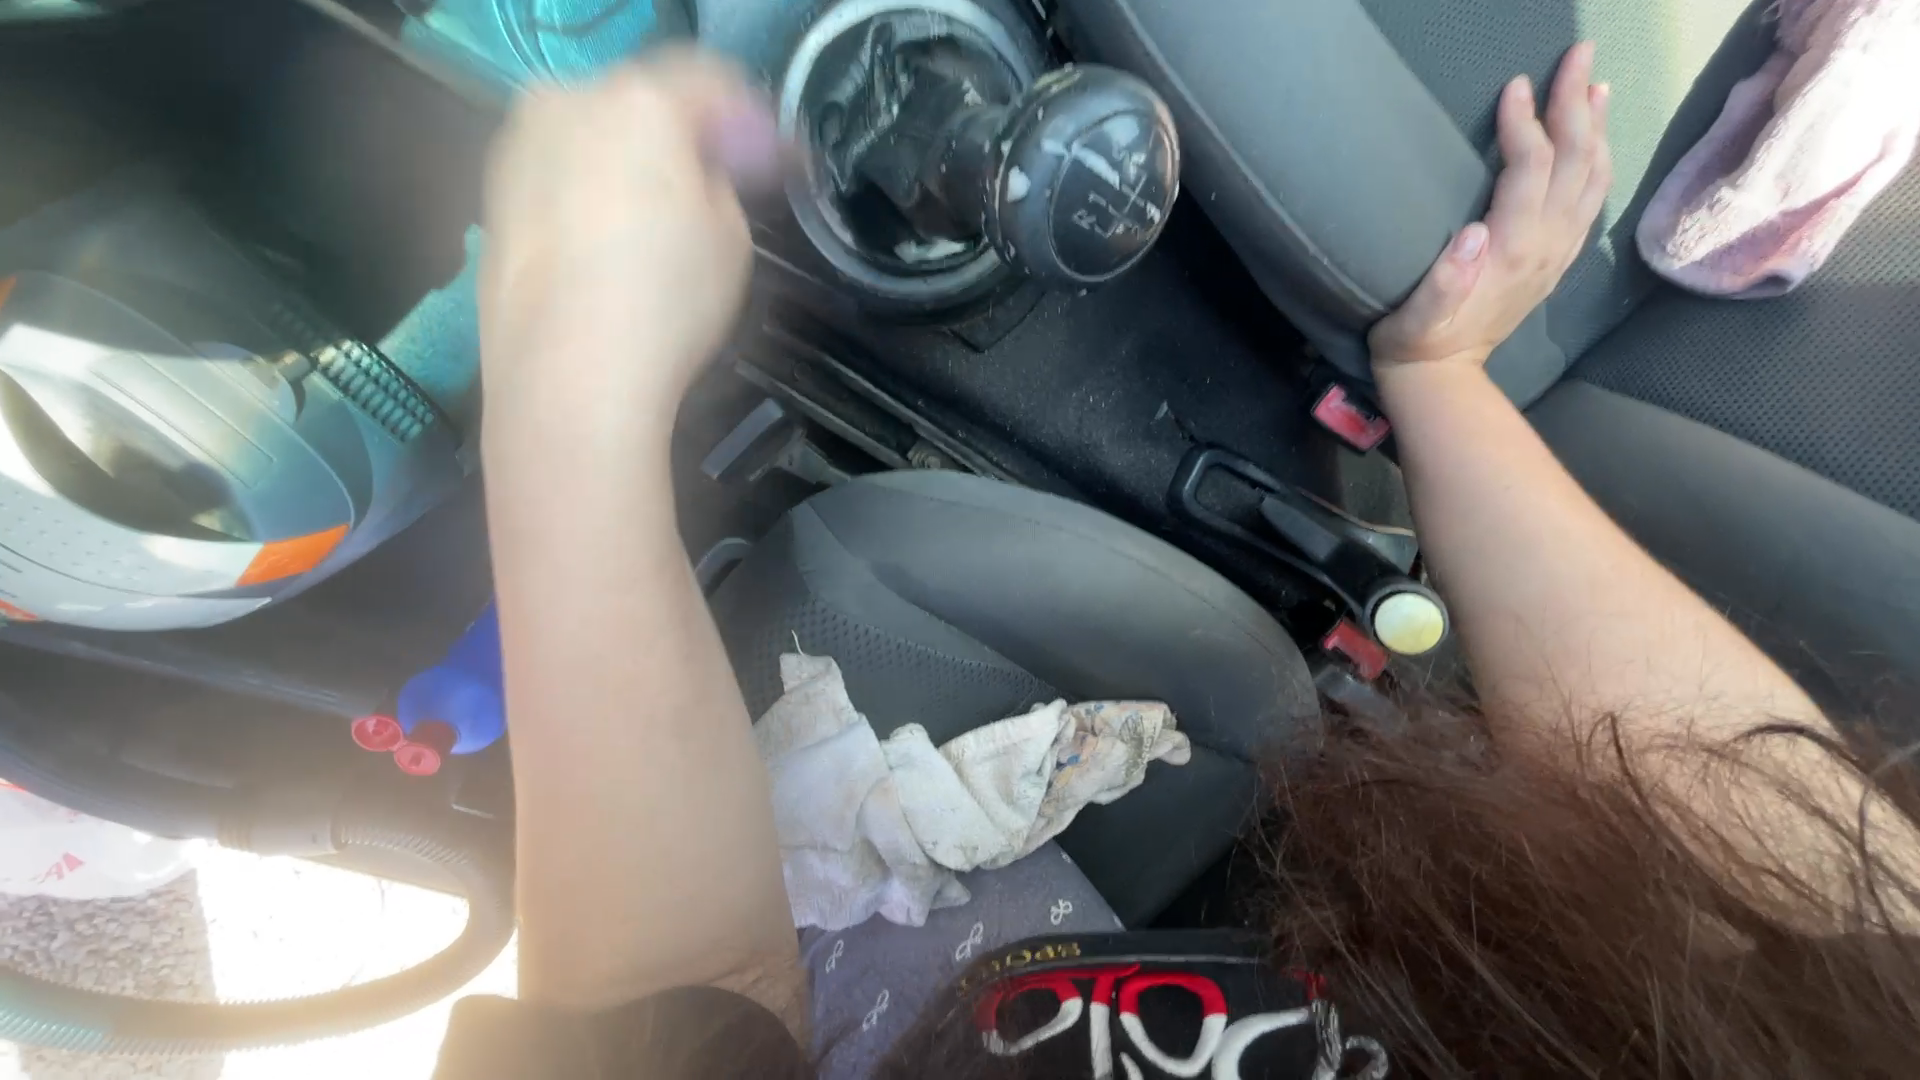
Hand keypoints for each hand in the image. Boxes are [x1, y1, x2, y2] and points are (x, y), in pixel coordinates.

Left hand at [479, 51, 782, 439]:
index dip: (756, 123)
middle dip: (685, 139)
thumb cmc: (668, 298)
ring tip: (659, 220)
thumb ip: (720, 186)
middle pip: (642, 104)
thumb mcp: (732, 239)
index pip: (711, 83)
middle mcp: (567, 102)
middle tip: (719, 185)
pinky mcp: (493, 199)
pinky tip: (611, 246)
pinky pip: (561, 178)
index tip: (781, 162)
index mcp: (639, 102)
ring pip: (593, 138)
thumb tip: (701, 175)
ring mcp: (519, 149)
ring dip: (632, 165)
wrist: (570, 371)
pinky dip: (592, 196)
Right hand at [1370, 42, 1611, 380]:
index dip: (1524, 125)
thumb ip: (1444, 281)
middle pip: (1574, 161)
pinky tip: (1593, 143)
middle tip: (1577, 56)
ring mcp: (1555, 254)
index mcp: (1510, 251)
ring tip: (1595, 86)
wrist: (1441, 378)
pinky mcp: (1555, 262)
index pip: (1529, 170)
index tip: (1515, 86)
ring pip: (1592, 176)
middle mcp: (1545, 246)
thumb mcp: (1415, 319)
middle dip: (1575, 104)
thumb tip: (1472, 232)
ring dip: (1595, 127)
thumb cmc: (1414, 344)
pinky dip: (1597, 162)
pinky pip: (1590, 201)